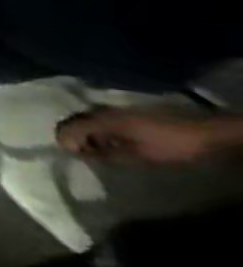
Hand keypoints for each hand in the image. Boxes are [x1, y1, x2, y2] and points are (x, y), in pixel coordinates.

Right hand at [57, 107, 238, 164]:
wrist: (200, 132)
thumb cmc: (167, 145)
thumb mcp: (139, 155)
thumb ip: (109, 155)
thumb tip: (85, 155)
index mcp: (101, 121)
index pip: (70, 127)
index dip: (65, 140)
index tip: (70, 154)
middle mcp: (100, 111)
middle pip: (75, 121)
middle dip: (73, 137)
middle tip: (81, 153)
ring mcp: (112, 110)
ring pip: (87, 120)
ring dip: (87, 135)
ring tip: (97, 150)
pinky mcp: (123, 113)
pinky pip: (99, 120)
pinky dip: (98, 132)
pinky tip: (111, 143)